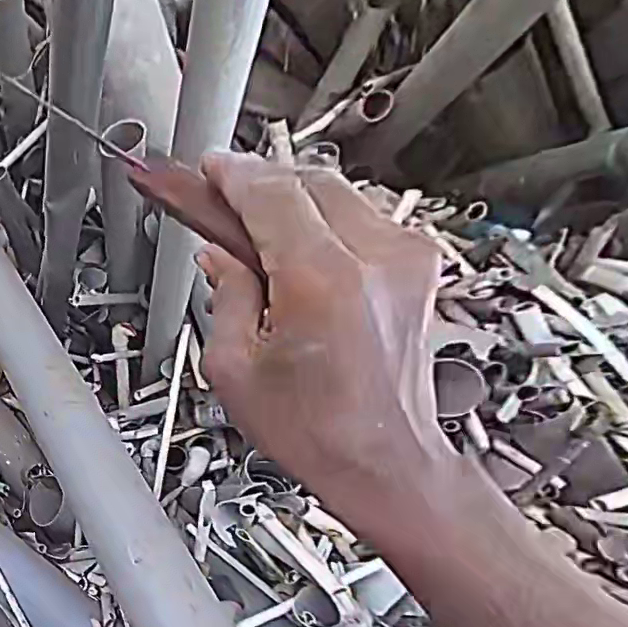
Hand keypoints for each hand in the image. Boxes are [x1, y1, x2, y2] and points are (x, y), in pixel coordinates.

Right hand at [197, 153, 455, 532]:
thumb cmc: (312, 427)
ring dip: (290, 199)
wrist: (379, 457)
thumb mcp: (232, 366)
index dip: (233, 177)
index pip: (273, 198)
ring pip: (341, 195)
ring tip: (249, 221)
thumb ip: (226, 296)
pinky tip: (291, 239)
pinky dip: (321, 218)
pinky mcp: (418, 269)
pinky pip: (363, 219)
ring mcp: (408, 260)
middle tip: (218, 190)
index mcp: (322, 283)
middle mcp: (377, 261)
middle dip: (259, 181)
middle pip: (311, 184)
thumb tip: (221, 258)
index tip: (209, 169)